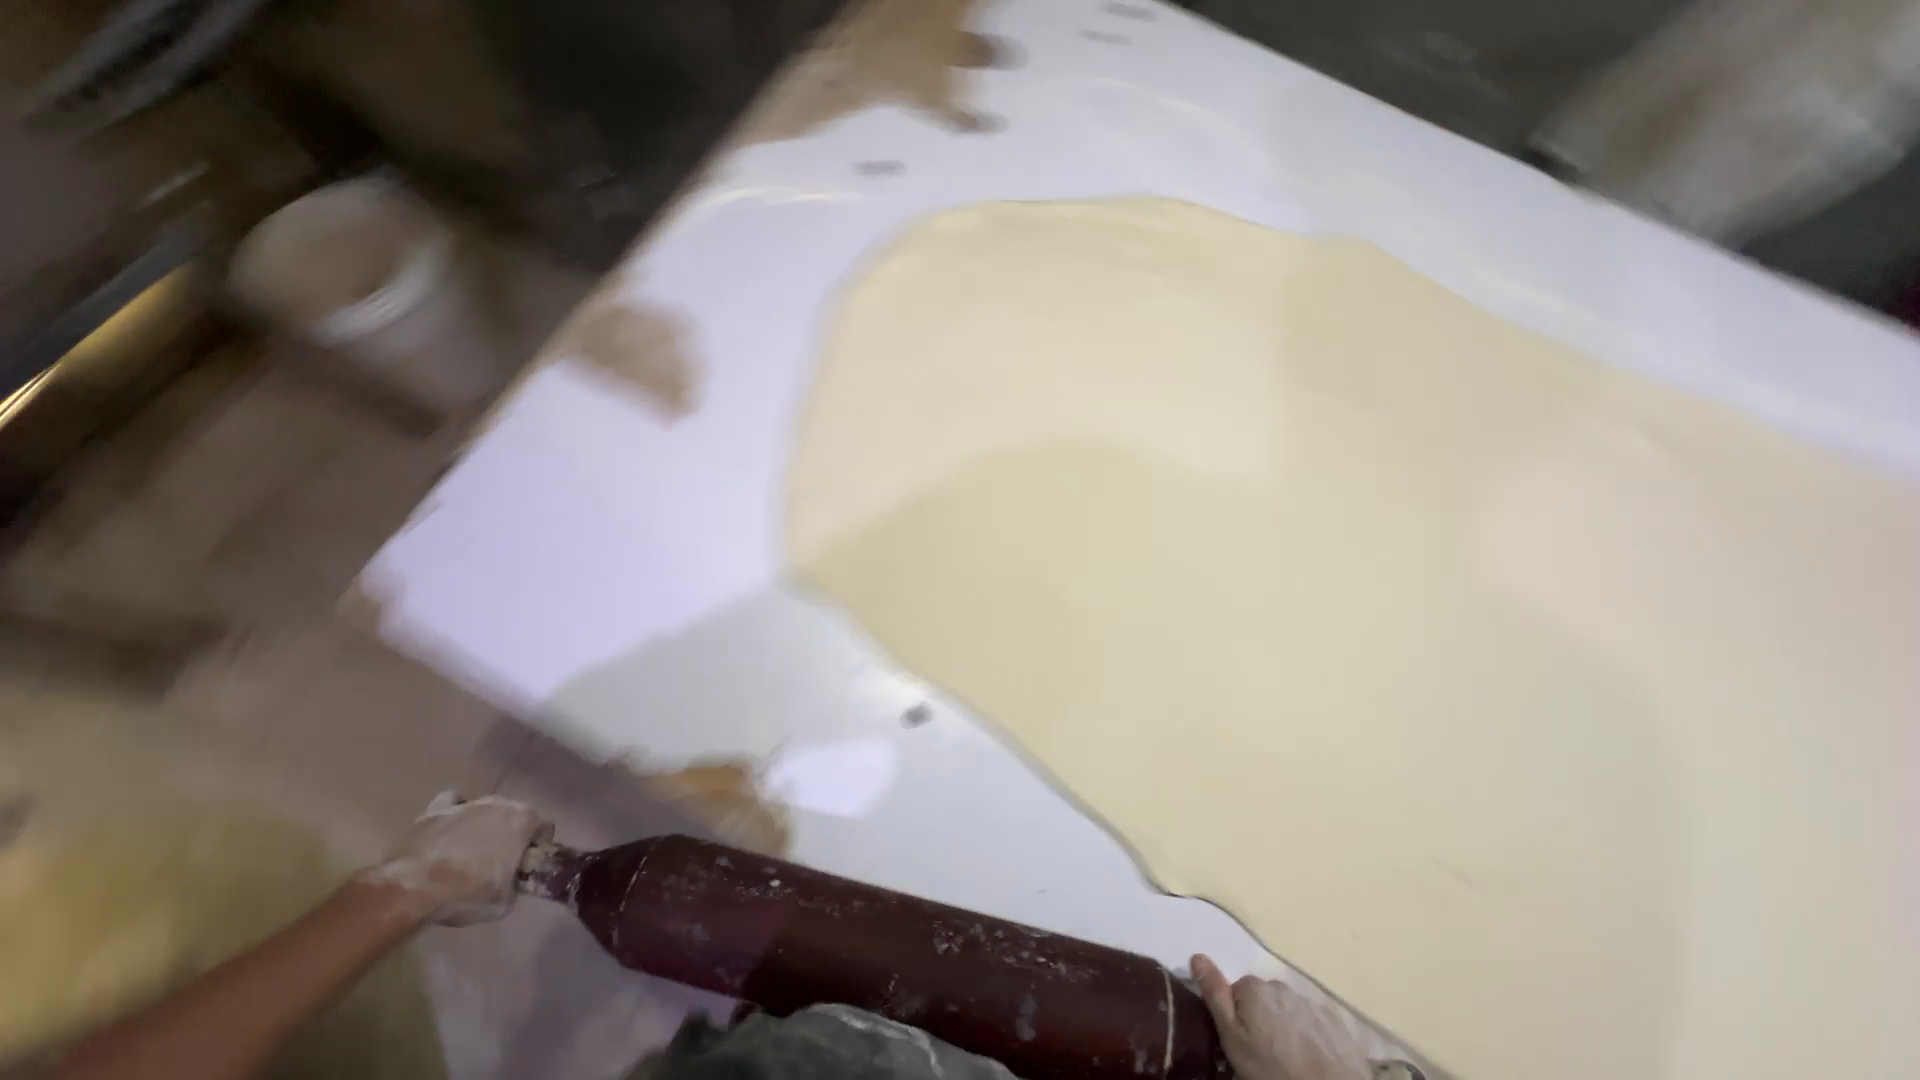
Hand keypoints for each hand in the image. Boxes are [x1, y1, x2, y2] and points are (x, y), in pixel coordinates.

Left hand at [356, 792, 551, 925]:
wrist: (412, 890)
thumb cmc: (466, 894)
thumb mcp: (502, 903)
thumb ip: (513, 887)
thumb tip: (508, 885)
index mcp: (522, 821)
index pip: (545, 824)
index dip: (540, 844)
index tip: (529, 862)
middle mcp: (499, 804)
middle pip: (514, 814)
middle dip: (511, 833)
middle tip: (500, 859)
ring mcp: (466, 804)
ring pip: (484, 809)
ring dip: (483, 825)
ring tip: (470, 850)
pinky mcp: (435, 810)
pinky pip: (452, 803)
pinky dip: (454, 813)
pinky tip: (449, 829)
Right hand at [1190, 954, 1371, 1079]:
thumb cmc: (1273, 1069)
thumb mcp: (1233, 1038)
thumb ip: (1215, 995)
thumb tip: (1197, 956)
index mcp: (1252, 988)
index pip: (1234, 993)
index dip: (1235, 1018)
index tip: (1241, 1043)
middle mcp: (1280, 985)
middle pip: (1261, 1000)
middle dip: (1260, 1020)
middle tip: (1263, 1054)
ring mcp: (1309, 1001)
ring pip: (1286, 1010)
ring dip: (1284, 1026)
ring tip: (1288, 1058)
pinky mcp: (1333, 1019)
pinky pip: (1310, 1020)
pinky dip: (1307, 1033)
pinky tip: (1310, 1057)